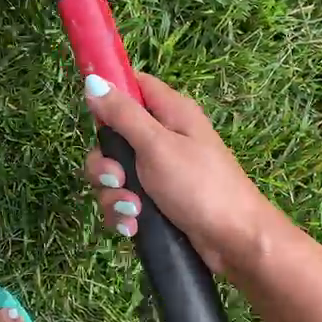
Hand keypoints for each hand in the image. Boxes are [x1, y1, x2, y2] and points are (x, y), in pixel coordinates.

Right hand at [81, 71, 287, 275]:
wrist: (231, 240)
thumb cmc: (199, 185)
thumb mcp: (157, 145)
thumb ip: (123, 115)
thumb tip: (93, 82)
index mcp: (169, 113)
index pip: (132, 87)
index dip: (108, 94)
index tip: (89, 113)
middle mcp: (161, 138)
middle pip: (111, 138)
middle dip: (104, 165)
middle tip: (117, 179)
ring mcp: (157, 171)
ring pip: (112, 175)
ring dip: (113, 195)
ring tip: (133, 210)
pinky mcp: (153, 200)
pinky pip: (121, 200)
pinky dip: (122, 213)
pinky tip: (134, 225)